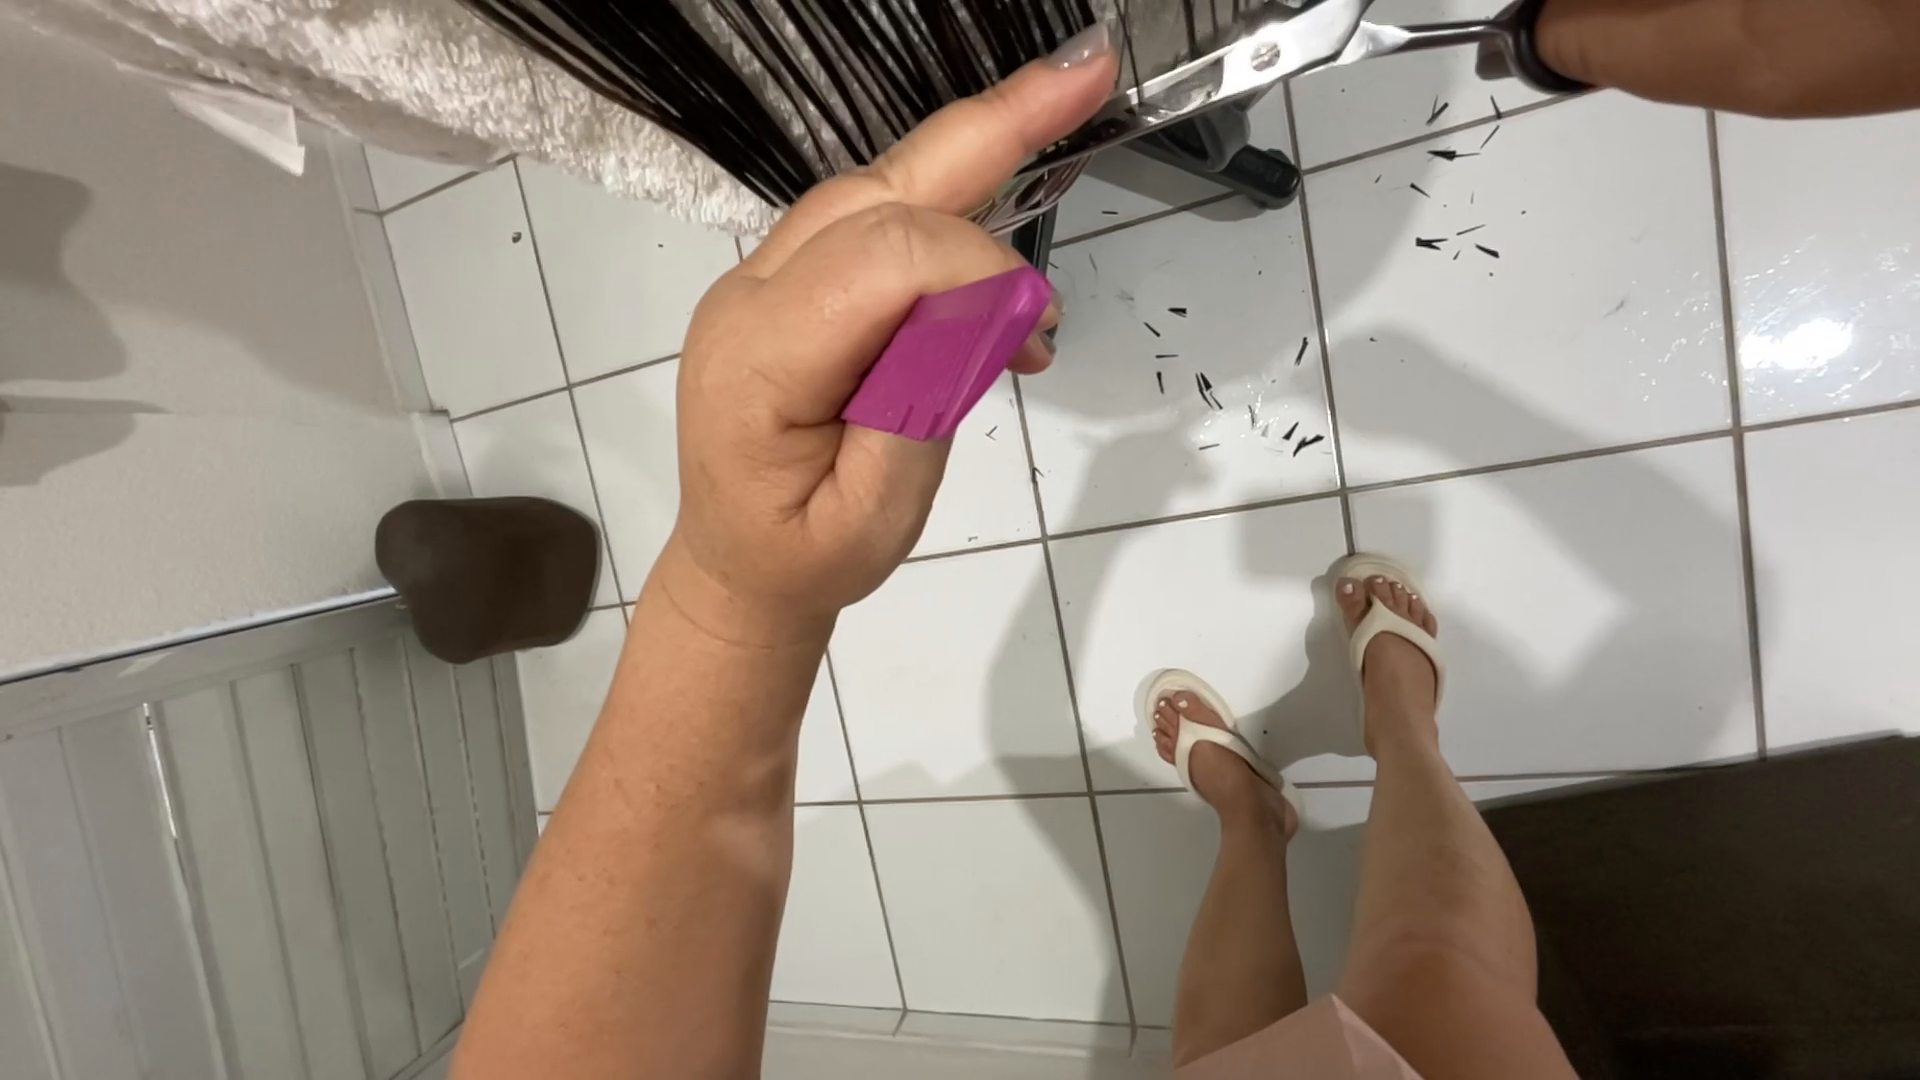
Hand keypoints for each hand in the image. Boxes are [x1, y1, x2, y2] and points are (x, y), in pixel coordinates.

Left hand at [657, 38, 1117, 641]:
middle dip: (987, 133)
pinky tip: (997, 227)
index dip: (978, 270)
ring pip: (871, 192)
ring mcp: (761, 285)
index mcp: (761, 361)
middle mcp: (750, 298)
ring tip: (1061, 113)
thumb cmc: (804, 560)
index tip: (1040, 326)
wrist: (740, 567)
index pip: (881, 262)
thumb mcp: (874, 518)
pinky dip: (943, 216)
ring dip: (970, 158)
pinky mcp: (787, 291)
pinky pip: (867, 227)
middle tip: (1089, 74)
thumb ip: (918, 409)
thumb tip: (978, 310)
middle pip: (874, 192)